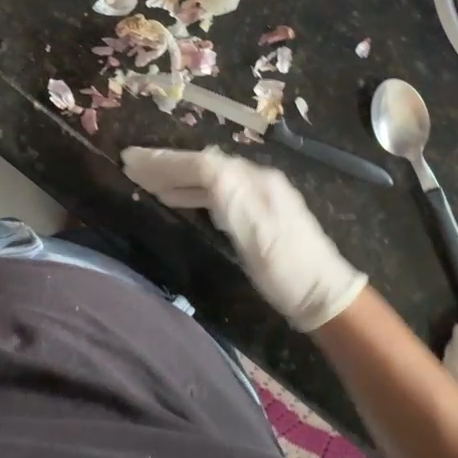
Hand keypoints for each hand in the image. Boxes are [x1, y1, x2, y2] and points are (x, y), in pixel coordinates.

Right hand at [123, 147, 366, 330]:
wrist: (326, 297)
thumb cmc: (288, 269)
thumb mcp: (257, 233)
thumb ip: (228, 195)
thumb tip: (199, 163)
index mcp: (253, 181)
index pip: (200, 162)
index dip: (164, 160)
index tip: (130, 159)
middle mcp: (256, 180)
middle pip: (203, 165)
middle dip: (165, 164)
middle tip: (130, 165)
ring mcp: (259, 196)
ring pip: (208, 178)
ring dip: (176, 178)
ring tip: (145, 182)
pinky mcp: (258, 213)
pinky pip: (215, 192)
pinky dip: (191, 192)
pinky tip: (178, 199)